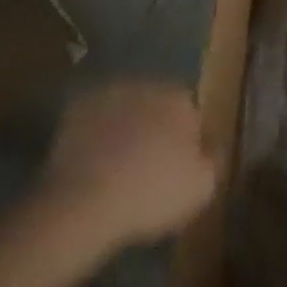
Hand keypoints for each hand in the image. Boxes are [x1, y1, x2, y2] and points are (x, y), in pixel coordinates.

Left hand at [37, 81, 218, 248]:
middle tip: (151, 165)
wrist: (85, 201)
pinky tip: (95, 163)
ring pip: (124, 110)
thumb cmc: (152, 193)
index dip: (189, 138)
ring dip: (125, 128)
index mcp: (179, 99)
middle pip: (157, 105)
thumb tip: (210, 145)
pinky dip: (96, 135)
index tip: (182, 164)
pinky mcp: (73, 111)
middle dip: (156, 128)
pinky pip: (94, 122)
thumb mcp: (202, 187)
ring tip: (120, 166)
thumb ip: (212, 158)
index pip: (192, 111)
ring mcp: (105, 95)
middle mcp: (144, 85)